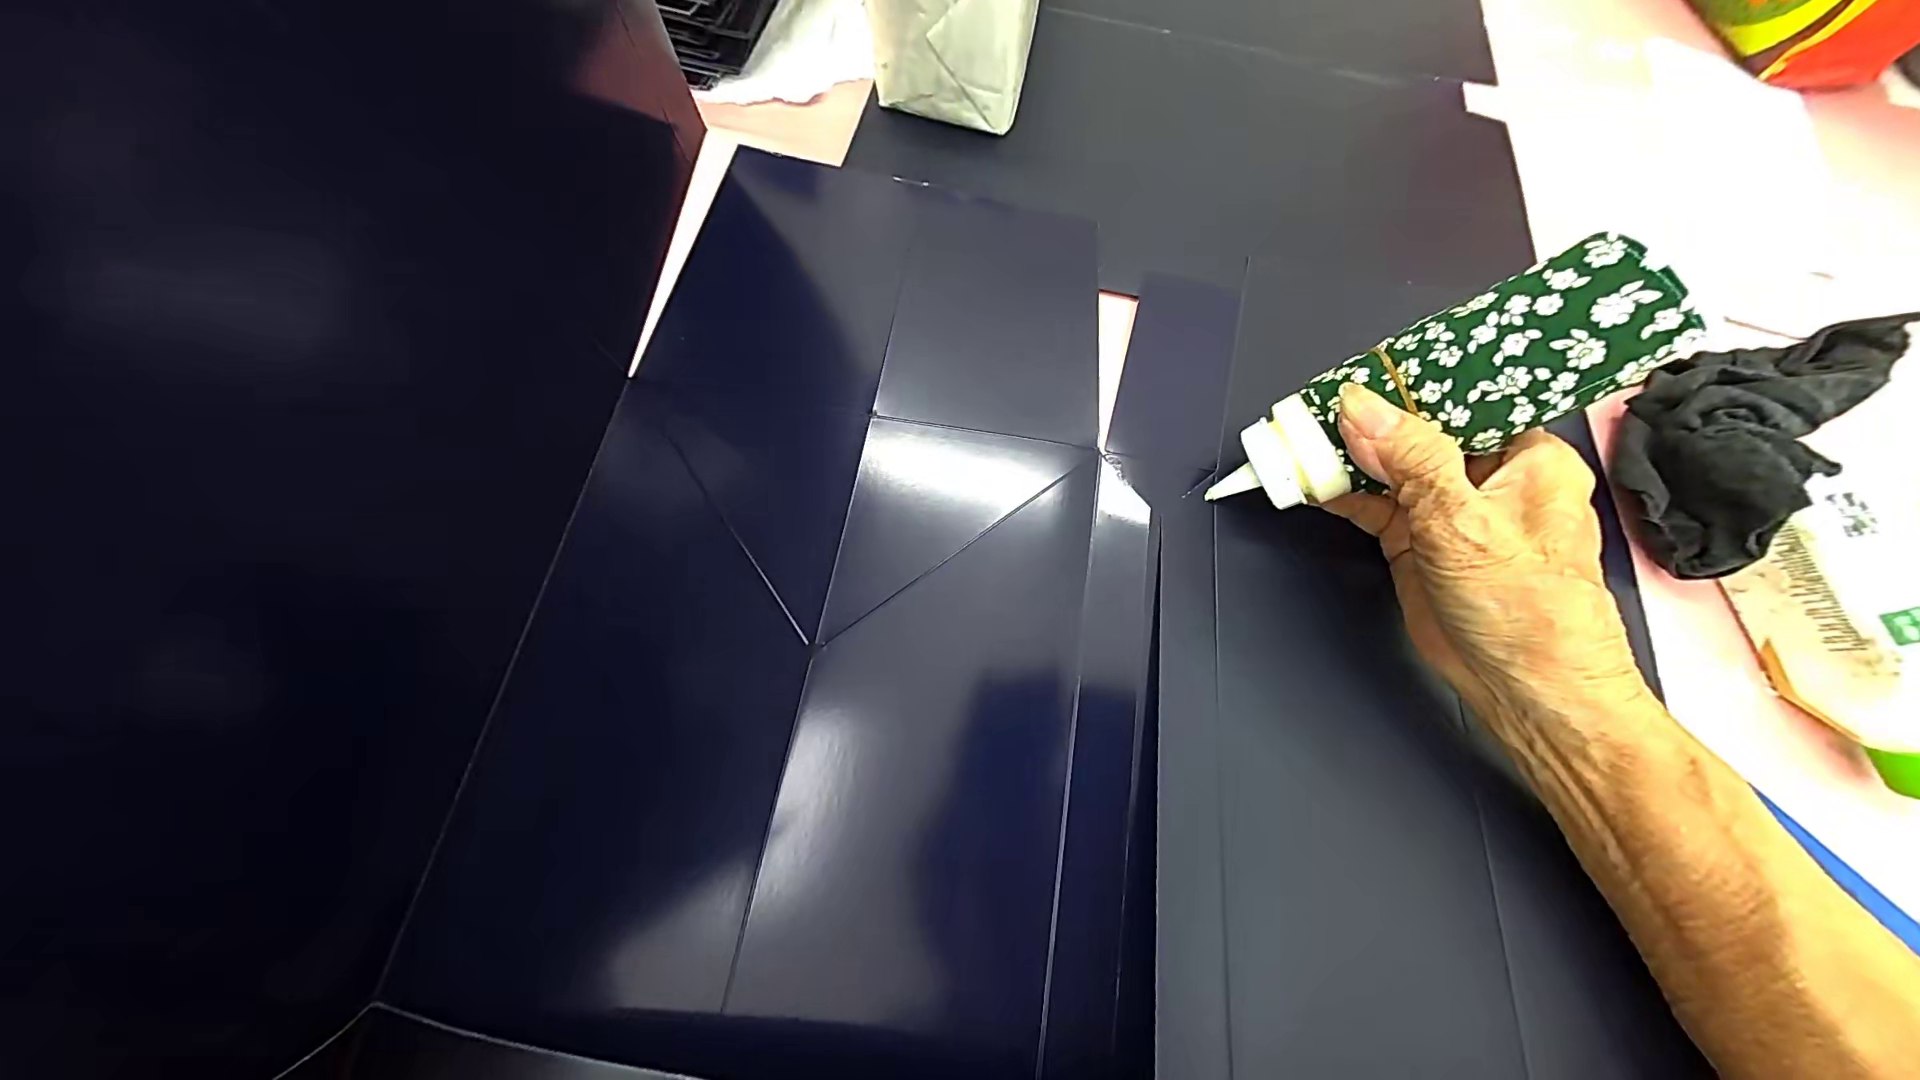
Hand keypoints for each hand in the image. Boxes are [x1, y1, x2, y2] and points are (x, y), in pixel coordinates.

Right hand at [1320, 383, 1649, 728]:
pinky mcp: (1414, 540)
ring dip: (1344, 460)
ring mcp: (1444, 512)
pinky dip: (1338, 494)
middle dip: (1365, 425)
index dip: (1411, 387)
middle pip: (1414, 436)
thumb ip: (1411, 459)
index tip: (1362, 376)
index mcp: (1525, 461)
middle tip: (1315, 409)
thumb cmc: (1530, 612)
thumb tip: (1362, 407)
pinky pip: (1369, 505)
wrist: (1520, 688)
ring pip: (1385, 470)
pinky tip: (1310, 482)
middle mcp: (1483, 481)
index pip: (1462, 403)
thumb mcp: (1464, 522)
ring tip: (1299, 442)